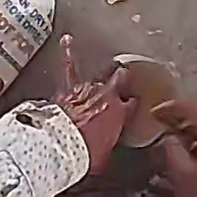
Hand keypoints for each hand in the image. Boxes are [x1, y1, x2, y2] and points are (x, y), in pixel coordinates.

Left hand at [56, 35, 133, 174]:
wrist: (64, 144)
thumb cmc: (86, 152)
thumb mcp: (103, 156)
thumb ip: (105, 148)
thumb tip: (103, 156)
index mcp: (121, 114)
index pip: (132, 104)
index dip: (131, 103)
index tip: (131, 103)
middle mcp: (109, 97)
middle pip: (121, 81)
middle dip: (123, 79)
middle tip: (125, 76)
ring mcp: (90, 89)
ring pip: (101, 74)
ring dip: (105, 71)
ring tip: (111, 64)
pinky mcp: (71, 87)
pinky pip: (70, 66)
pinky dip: (68, 53)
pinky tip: (67, 40)